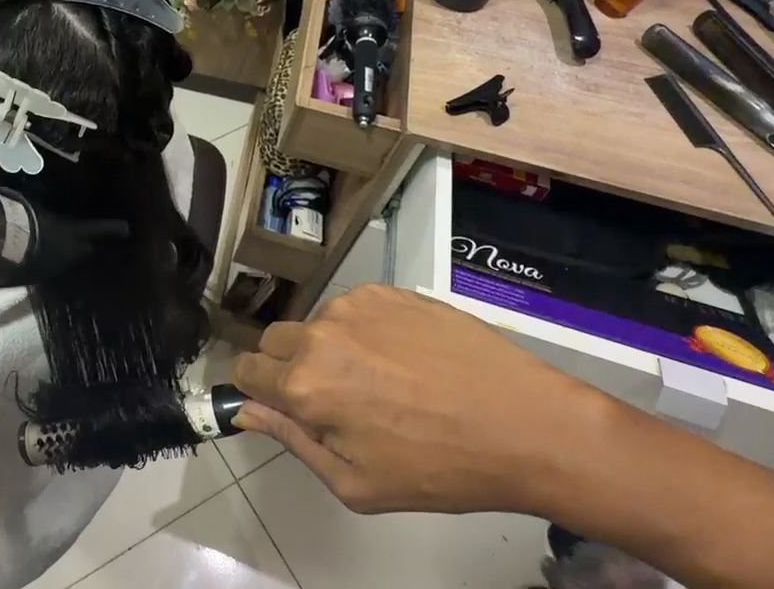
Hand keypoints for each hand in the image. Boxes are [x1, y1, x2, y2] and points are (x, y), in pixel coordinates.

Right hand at [232, 284, 617, 516]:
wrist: (527, 424)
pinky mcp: (387, 290)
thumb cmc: (441, 469)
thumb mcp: (358, 483)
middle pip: (274, 341)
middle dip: (289, 367)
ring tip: (384, 378)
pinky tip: (406, 356)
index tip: (284, 405)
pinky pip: (354, 309)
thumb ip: (293, 442)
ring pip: (316, 325)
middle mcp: (319, 335)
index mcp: (304, 386)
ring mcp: (353, 306)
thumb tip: (246, 410)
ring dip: (330, 348)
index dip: (258, 389)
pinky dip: (365, 330)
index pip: (246, 370)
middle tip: (337, 398)